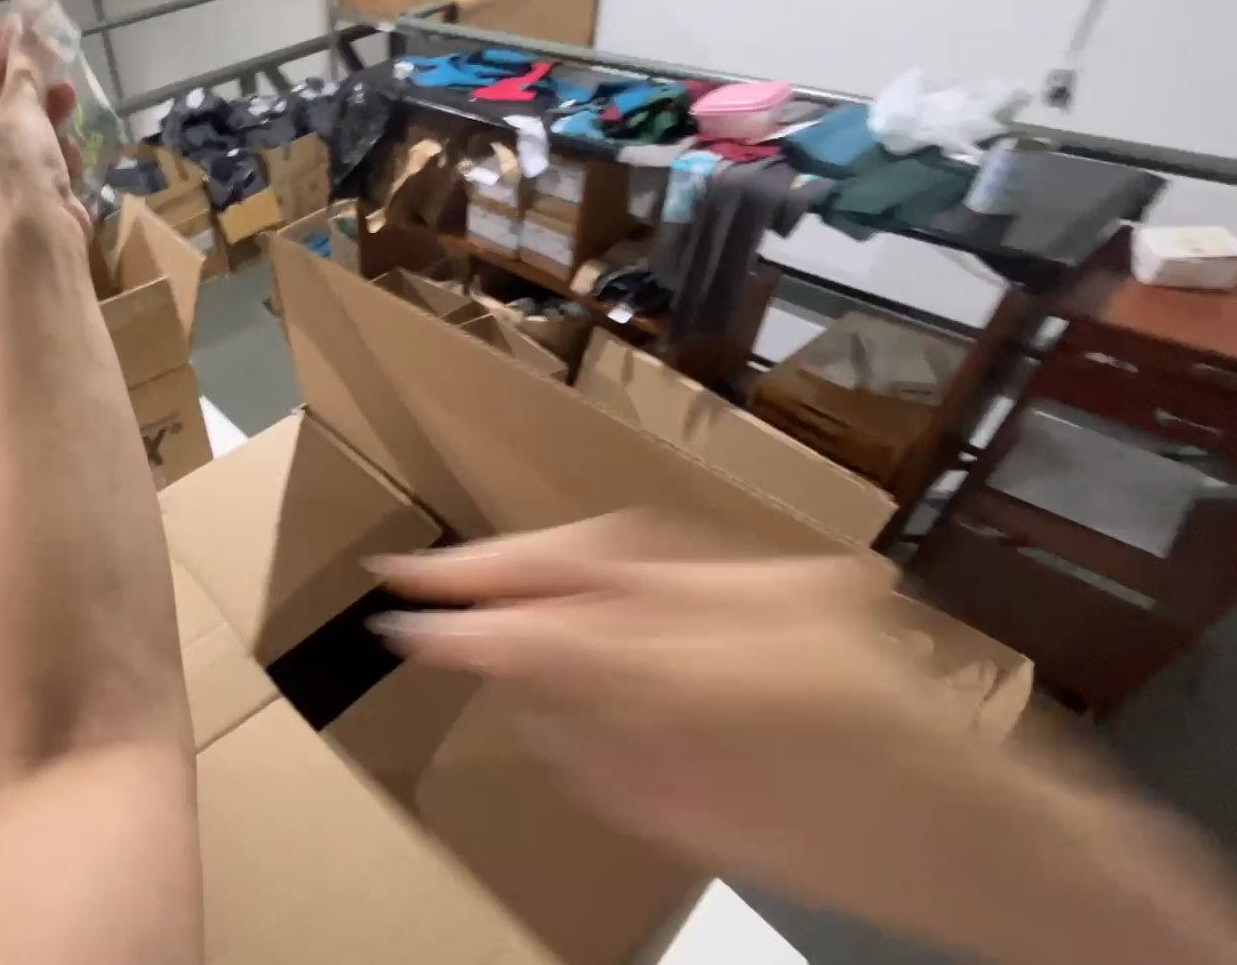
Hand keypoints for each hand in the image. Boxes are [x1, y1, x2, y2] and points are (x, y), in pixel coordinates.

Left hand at [0, 17, 89, 239]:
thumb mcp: (21, 105)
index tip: (27, 28)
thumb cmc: (19, 162)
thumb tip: (29, 28)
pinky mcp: (29, 182)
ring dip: (49, 109)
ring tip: (72, 96)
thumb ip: (26, 65)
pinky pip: (43, 150)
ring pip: (26, 121)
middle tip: (55, 58)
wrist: (40, 230)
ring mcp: (0, 162)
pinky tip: (70, 152)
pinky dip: (58, 147)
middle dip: (29, 77)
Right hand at [363, 514, 1006, 929]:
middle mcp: (757, 610)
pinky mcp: (791, 569)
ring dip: (536, 556)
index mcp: (730, 696)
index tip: (401, 622)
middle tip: (414, 570)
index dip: (472, 627)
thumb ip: (593, 741)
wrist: (996, 836)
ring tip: (474, 573)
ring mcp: (780, 577)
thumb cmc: (842, 855)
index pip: (566, 638)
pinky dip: (596, 564)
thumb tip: (514, 676)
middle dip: (491, 562)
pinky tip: (560, 579)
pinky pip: (664, 553)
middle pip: (589, 556)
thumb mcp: (694, 821)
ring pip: (622, 540)